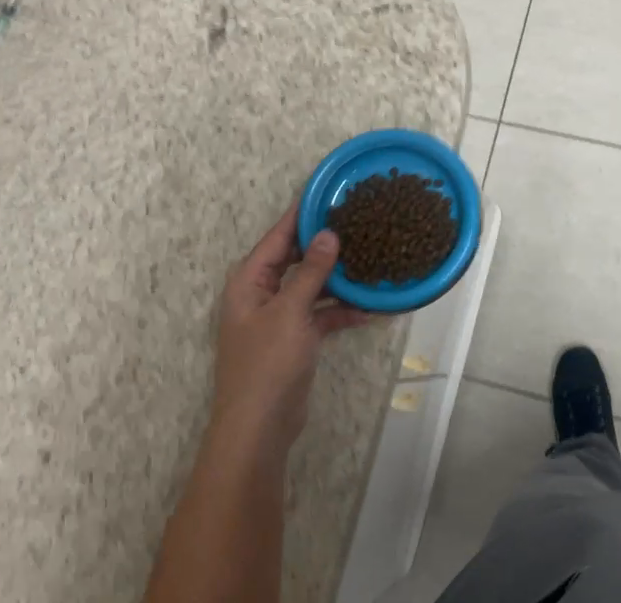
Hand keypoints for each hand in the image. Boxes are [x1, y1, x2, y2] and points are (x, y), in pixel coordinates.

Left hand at [210, 208, 370, 457]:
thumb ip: (311, 272)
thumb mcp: (291, 312)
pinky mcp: (295, 339)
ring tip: (371, 258)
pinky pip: (321, 314)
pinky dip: (341, 310)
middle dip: (326, 245)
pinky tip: (371, 308)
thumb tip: (328, 234)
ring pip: (312, 286)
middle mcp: (262, 293)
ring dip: (338, 278)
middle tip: (360, 223)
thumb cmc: (267, 364)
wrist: (259, 428)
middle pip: (296, 258)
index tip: (329, 192)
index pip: (278, 237)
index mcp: (250, 281)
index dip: (302, 214)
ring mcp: (278, 317)